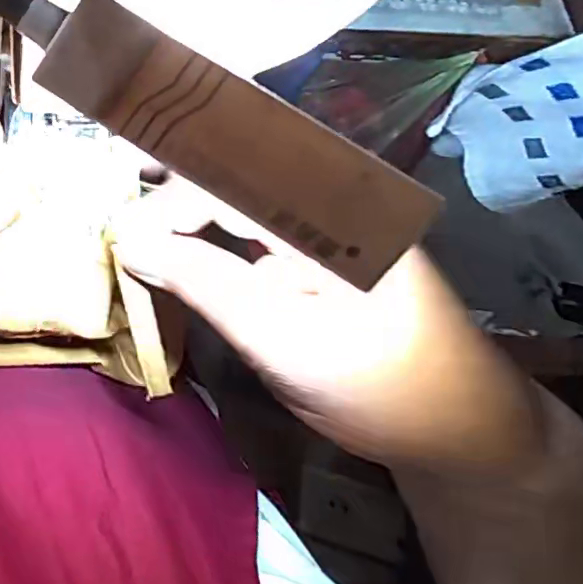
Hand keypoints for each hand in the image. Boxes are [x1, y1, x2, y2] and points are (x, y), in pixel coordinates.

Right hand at [111, 182, 543, 474]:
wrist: (461, 427)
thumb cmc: (381, 390)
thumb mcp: (286, 345)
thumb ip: (207, 284)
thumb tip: (132, 241)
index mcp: (334, 206)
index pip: (237, 173)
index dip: (173, 191)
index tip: (125, 226)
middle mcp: (332, 191)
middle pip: (240, 156)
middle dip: (178, 160)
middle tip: (120, 171)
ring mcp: (328, 212)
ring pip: (247, 175)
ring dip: (192, 177)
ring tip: (136, 175)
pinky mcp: (320, 236)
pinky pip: (257, 206)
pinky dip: (213, 209)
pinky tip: (182, 220)